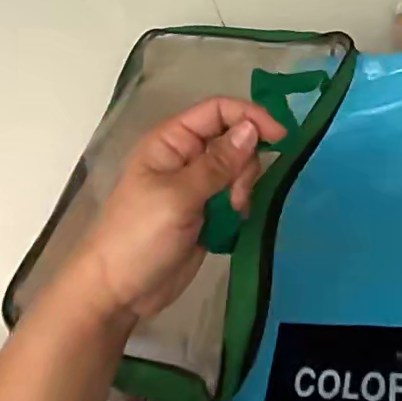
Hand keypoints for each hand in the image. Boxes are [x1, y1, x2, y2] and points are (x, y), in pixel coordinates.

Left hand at [65, 97, 286, 321]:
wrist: (120, 290)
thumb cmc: (139, 234)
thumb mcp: (178, 196)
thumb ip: (217, 163)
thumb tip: (251, 128)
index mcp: (171, 139)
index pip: (217, 110)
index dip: (249, 116)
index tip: (281, 138)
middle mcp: (186, 155)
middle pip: (233, 139)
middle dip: (246, 163)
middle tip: (237, 197)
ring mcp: (197, 184)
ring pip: (238, 169)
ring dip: (244, 187)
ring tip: (232, 214)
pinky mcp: (207, 211)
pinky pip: (236, 195)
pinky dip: (242, 206)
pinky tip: (234, 224)